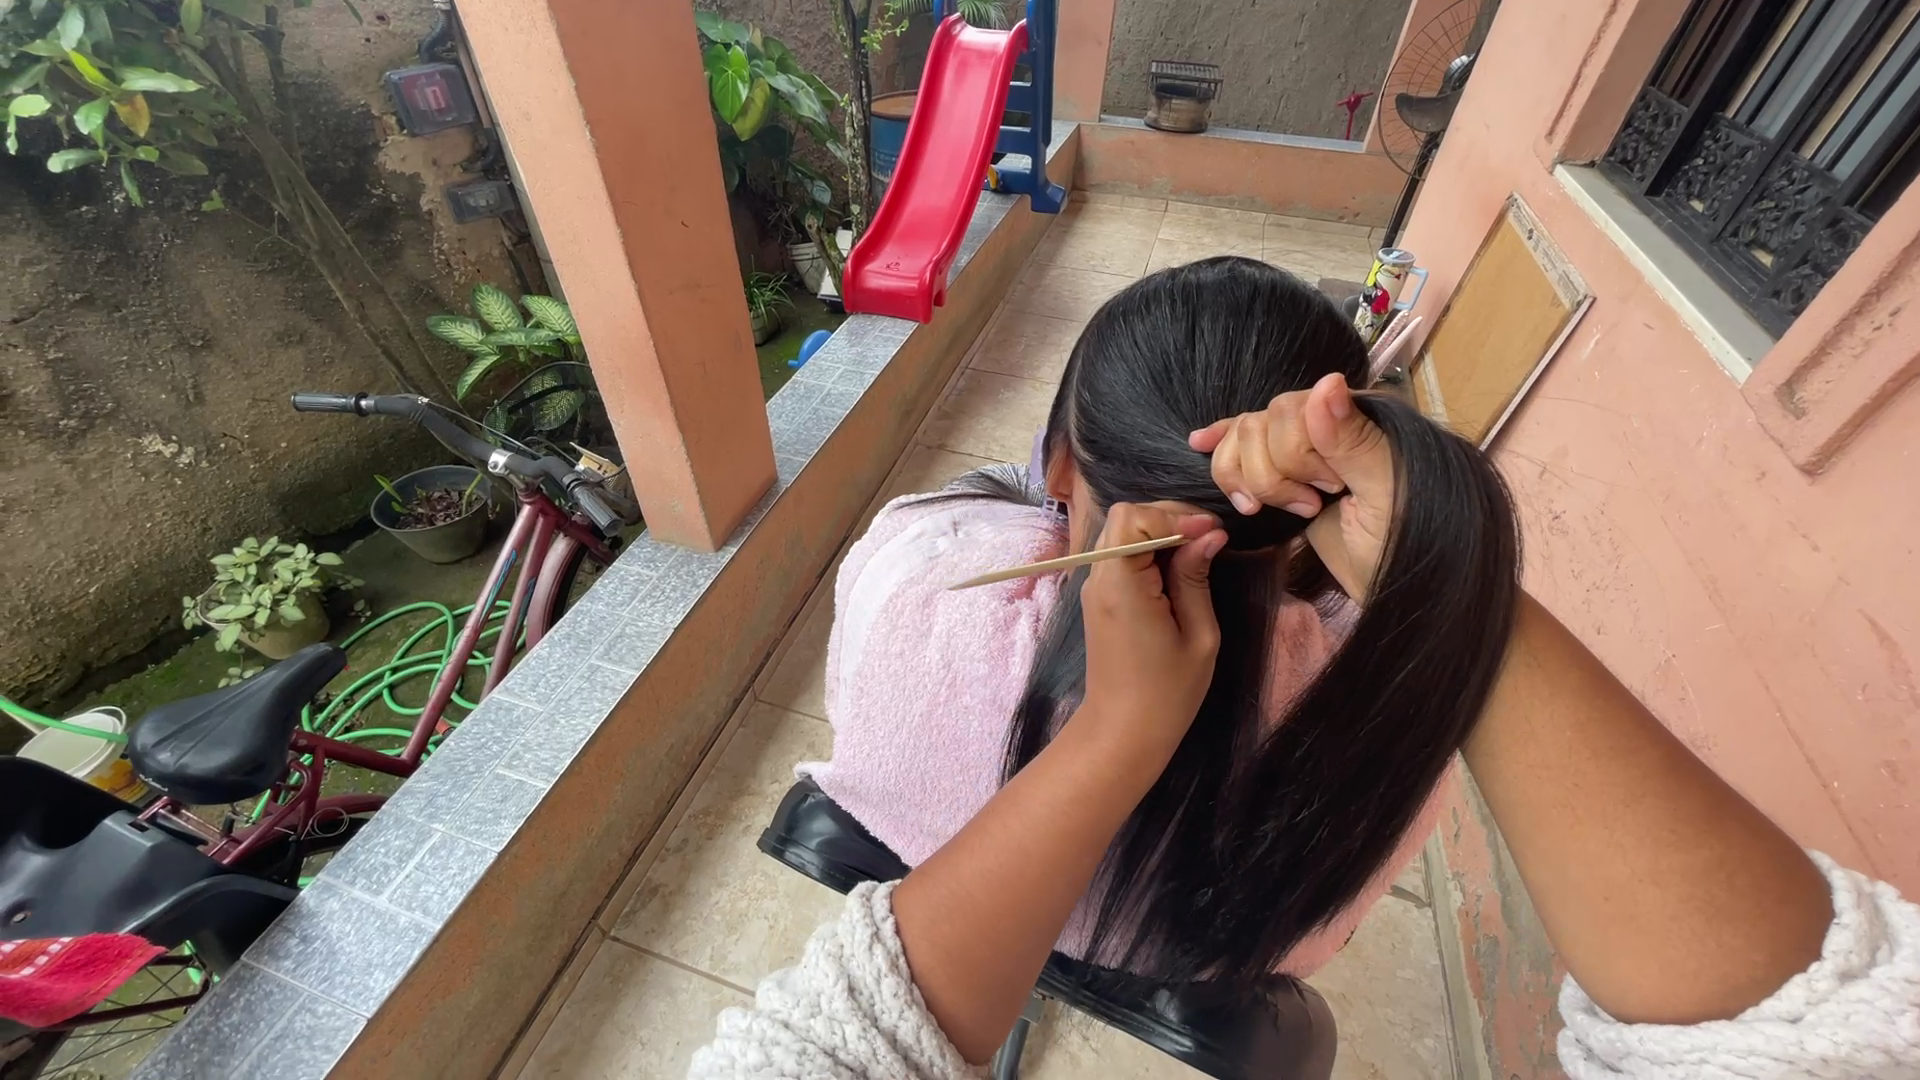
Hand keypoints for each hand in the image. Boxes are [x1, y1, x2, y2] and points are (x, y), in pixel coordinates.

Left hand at [1077, 503, 1226, 756]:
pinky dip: (1149, 548)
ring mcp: (1094, 586)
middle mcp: (1099, 577)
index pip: (1132, 518)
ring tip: (1199, 551)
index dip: (1173, 514)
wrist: (1122, 729)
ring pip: (1121, 531)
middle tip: (1210, 537)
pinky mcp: (1099, 596)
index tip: (1211, 533)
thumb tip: (1210, 533)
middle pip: (1124, 517)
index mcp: (1120, 585)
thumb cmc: (1168, 692)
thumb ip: (1196, 577)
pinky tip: (1178, 567)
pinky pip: (1120, 553)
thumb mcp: (1199, 635)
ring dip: (1160, 531)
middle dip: (1169, 516)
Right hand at [1188, 373, 1395, 600]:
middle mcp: (1324, 424)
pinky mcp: (1281, 477)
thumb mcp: (1389, 494)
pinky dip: (1220, 444)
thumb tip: (1327, 381)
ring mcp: (1300, 451)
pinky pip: (1240, 447)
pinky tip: (1198, 442)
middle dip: (1272, 474)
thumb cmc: (1407, 545)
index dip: (1294, 454)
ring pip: (1240, 440)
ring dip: (1250, 479)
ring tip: (1285, 509)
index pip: (1288, 411)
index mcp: (1358, 417)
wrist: (1400, 589)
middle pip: (1257, 426)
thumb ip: (1353, 440)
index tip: (1330, 490)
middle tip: (1312, 506)